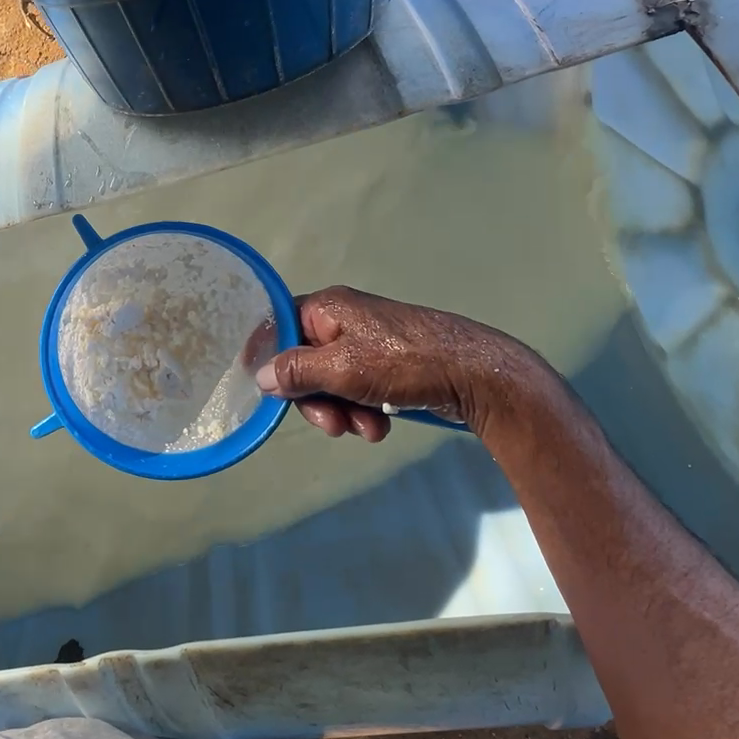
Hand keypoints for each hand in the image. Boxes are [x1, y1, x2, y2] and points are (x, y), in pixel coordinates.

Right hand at [253, 286, 556, 441]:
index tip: (264, 392)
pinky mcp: (387, 365)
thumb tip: (259, 376)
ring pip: (331, 382)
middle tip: (333, 425)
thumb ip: (296, 372)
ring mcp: (367, 343)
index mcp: (327, 308)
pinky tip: (381, 425)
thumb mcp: (341, 370)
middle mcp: (343, 321)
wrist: (478, 376)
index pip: (279, 326)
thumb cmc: (404, 363)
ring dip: (343, 411)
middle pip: (304, 362)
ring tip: (368, 429)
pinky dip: (363, 410)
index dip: (267, 358)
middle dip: (316, 400)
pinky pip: (357, 389)